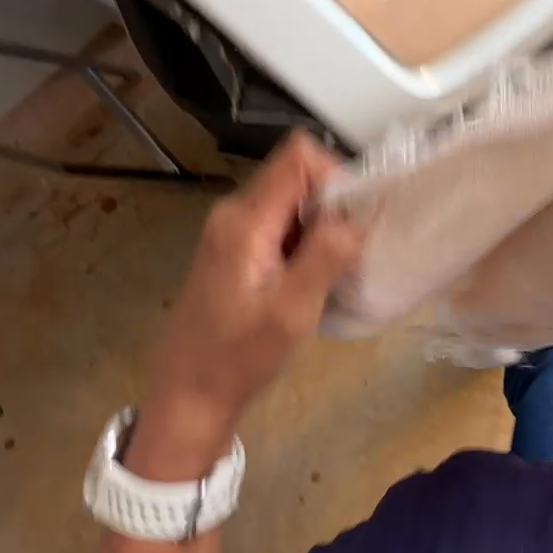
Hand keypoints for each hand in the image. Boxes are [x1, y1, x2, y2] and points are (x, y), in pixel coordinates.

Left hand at [130, 133, 361, 478]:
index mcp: (245, 221)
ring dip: (322, 227)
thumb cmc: (240, 357)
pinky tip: (312, 279)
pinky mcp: (236, 248)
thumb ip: (327, 253)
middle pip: (299, 176)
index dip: (336, 175)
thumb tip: (363, 211)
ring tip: (332, 271)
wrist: (189, 396)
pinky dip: (307, 242)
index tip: (354, 219)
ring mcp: (233, 230)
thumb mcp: (293, 310)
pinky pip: (283, 223)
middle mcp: (235, 213)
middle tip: (348, 253)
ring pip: (294, 201)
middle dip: (334, 206)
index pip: (300, 157)